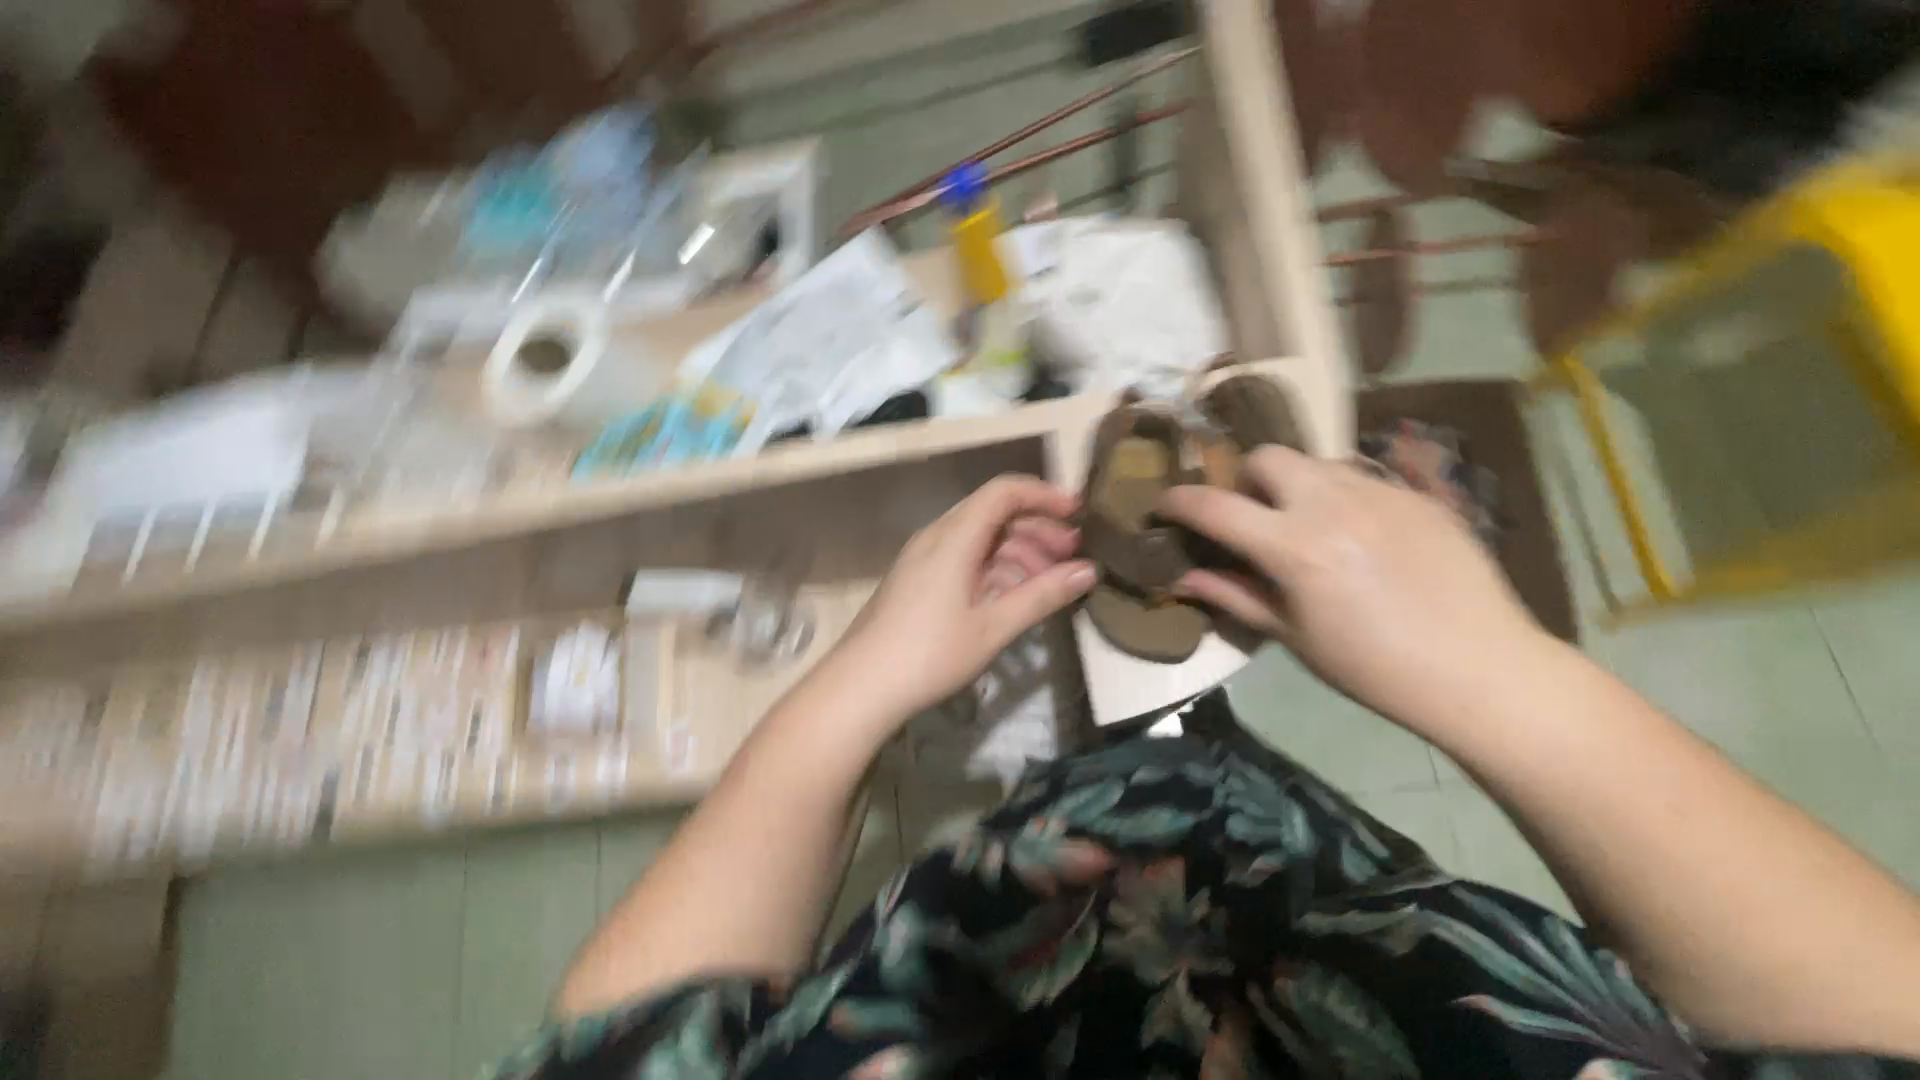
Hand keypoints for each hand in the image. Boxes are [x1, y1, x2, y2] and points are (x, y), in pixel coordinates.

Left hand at [822, 474, 1095, 723]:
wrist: (860, 687)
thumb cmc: (929, 654)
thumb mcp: (992, 627)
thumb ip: (1042, 596)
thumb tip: (1088, 571)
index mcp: (954, 537)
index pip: (1004, 492)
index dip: (1044, 495)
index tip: (1079, 512)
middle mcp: (937, 537)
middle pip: (994, 514)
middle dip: (1037, 528)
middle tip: (1073, 555)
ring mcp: (924, 559)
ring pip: (980, 540)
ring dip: (1019, 552)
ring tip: (1051, 582)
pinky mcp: (918, 581)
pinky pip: (964, 560)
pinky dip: (995, 570)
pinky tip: (1016, 597)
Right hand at [1156, 446, 1549, 729]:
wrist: (1480, 669)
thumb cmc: (1373, 667)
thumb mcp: (1294, 636)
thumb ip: (1235, 596)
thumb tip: (1184, 576)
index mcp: (1295, 546)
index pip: (1215, 506)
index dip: (1179, 501)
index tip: (1164, 505)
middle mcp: (1333, 504)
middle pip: (1268, 457)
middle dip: (1246, 480)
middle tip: (1253, 518)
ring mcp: (1382, 493)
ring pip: (1318, 462)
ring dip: (1296, 485)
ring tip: (1310, 527)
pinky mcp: (1419, 496)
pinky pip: (1364, 478)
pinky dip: (1342, 497)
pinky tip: (1361, 538)